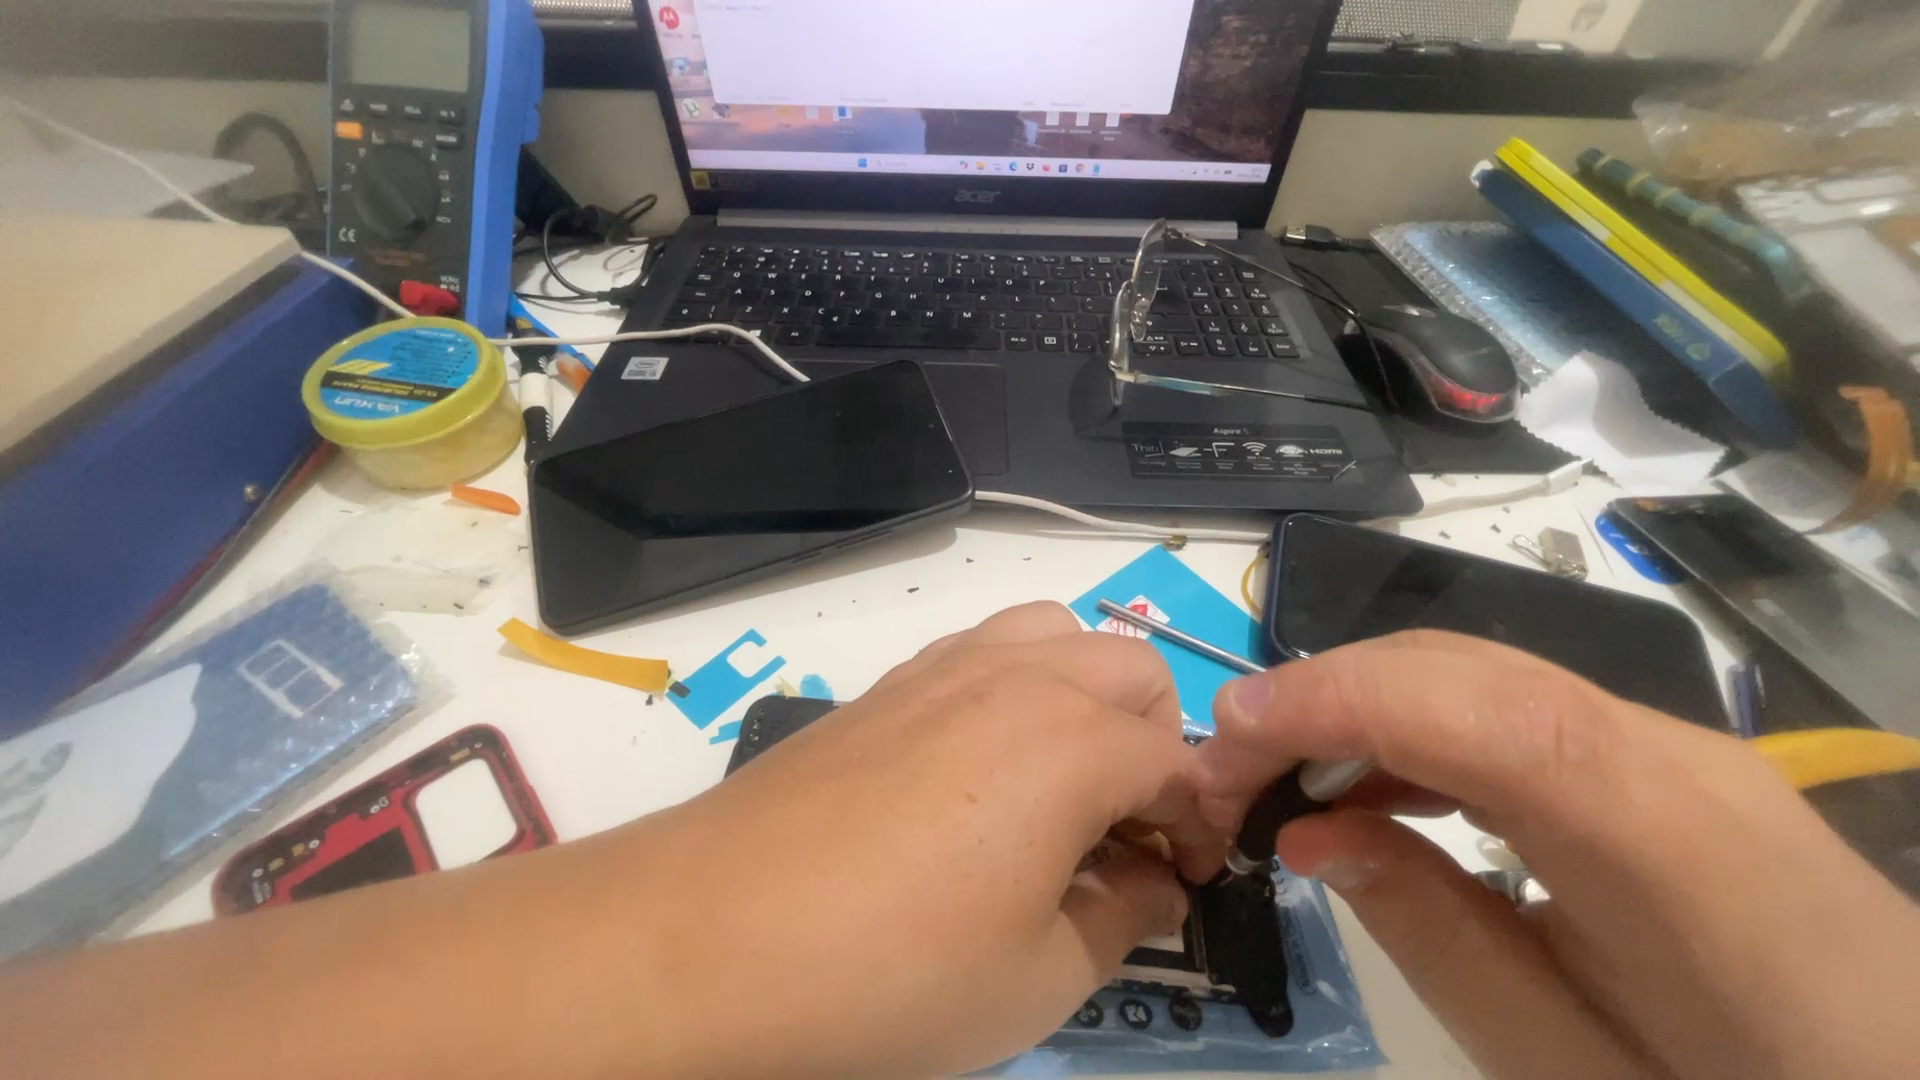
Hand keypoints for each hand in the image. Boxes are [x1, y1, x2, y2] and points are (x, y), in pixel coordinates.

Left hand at [640, 601, 1214, 1077]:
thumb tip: (1156, 881)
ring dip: (1087, 695)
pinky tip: (982, 762)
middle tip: (1124, 831)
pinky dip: (1018, 683)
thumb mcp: (1036, 978)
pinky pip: (985, 647)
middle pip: (1133, 673)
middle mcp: (1019, 676)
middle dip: (1154, 745)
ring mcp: (947, 666)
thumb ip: (1122, 919)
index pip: (1179, 763)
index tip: (1187, 878)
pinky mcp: (891, 679)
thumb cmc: (890, 969)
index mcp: (1073, 741)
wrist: (712, 932)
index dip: (1200, 823)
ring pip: (1057, 634)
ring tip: (1060, 779)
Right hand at [1196, 631, 1919, 1079]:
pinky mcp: (1647, 757)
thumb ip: (1433, 935)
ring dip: (1350, 710)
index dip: (1342, 700)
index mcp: (1680, 851)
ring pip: (1469, 677)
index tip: (1228, 734)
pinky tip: (1363, 792)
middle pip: (1460, 672)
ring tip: (1272, 783)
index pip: (1491, 717)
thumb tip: (1306, 831)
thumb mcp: (1570, 1068)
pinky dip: (1403, 730)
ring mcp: (1666, 744)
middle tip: (1223, 774)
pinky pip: (1497, 710)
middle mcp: (1674, 757)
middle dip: (1316, 700)